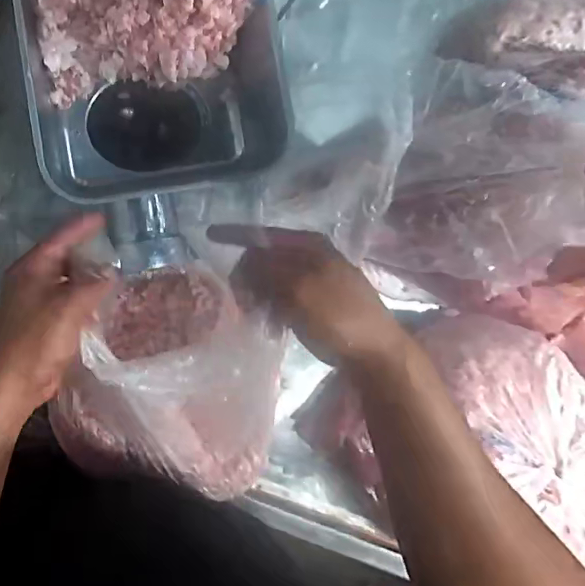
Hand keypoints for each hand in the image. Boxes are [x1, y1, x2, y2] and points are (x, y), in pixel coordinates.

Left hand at [0, 213, 115, 411]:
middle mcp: (28, 281)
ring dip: (85, 277)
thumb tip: (110, 272)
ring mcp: (30, 302)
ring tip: (110, 272)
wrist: (12, 384)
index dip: (82, 227)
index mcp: (30, 270)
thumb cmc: (37, 341)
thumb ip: (93, 284)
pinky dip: (81, 298)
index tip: (102, 217)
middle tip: (111, 245)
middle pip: (60, 257)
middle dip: (86, 252)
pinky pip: (64, 301)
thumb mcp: (70, 307)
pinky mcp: (38, 323)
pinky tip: (98, 304)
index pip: (59, 238)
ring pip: (63, 280)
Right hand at [209, 225, 407, 368]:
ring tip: (259, 321)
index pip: (265, 234)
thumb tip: (246, 262)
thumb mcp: (300, 290)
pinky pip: (282, 300)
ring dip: (259, 299)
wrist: (375, 352)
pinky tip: (273, 329)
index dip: (236, 233)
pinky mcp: (315, 304)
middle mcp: (311, 257)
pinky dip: (272, 311)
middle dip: (247, 278)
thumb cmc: (339, 317)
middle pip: (265, 258)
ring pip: (271, 281)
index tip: (209, 235)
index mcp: (310, 245)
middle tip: (242, 305)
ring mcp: (314, 281)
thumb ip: (268, 271)